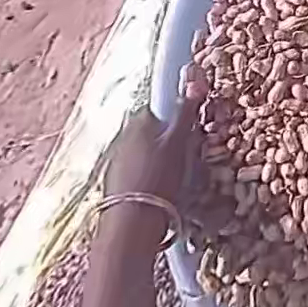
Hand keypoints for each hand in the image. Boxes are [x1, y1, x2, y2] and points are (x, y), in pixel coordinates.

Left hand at [98, 75, 204, 246]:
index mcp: (139, 119)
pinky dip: (147, 176)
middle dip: (168, 139)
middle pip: (153, 129)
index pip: (160, 106)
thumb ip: (186, 110)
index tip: (188, 131)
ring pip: (145, 151)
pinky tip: (158, 192)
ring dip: (157, 158)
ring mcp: (115, 160)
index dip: (176, 117)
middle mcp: (123, 134)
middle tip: (185, 157)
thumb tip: (194, 78)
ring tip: (172, 179)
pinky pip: (136, 170)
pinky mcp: (113, 183)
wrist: (129, 228)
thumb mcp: (179, 142)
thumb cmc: (157, 178)